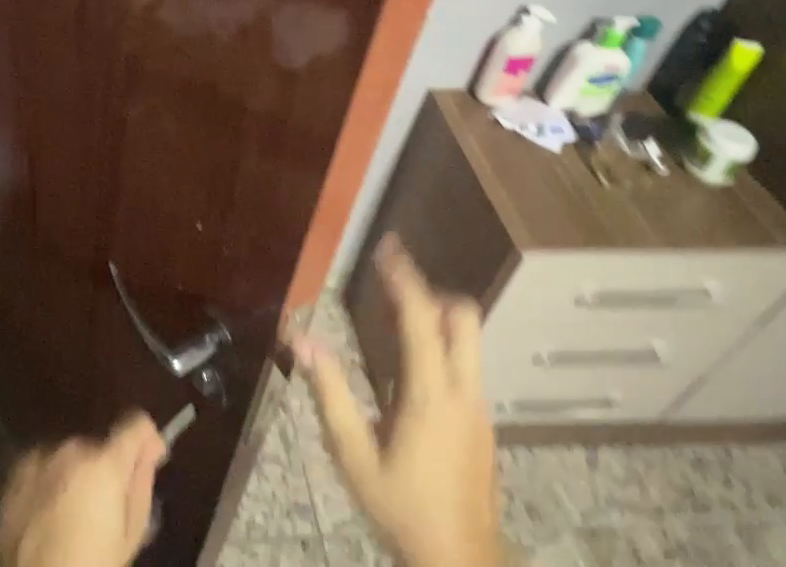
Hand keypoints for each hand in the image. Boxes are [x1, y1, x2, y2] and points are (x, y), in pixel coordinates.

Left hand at [0, 410, 167, 566]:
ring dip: (79, 472)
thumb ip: (143, 482)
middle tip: (105, 507)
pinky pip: (47, 463)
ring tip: (74, 512)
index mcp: (105, 463)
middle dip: (108, 467)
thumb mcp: (131, 534)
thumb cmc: (91, 562)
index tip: (149, 459)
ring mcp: (40, 455)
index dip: (146, 439)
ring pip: (73, 453)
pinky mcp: (17, 469)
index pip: (136, 423)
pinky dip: (54, 478)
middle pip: (102, 445)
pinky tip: (50, 510)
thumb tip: (150, 448)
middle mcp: (72, 448)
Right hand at [294, 235, 502, 566]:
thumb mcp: (352, 454)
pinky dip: (443, 351)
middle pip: (464, 318)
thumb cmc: (400, 505)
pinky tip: (410, 378)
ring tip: (395, 325)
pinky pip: (467, 367)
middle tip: (394, 292)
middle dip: (432, 294)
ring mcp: (479, 407)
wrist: (459, 557)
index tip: (388, 248)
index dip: (405, 278)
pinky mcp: (483, 424)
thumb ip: (330, 393)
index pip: (422, 318)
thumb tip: (302, 339)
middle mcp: (463, 391)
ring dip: (437, 322)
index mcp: (430, 395)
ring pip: (469, 342)